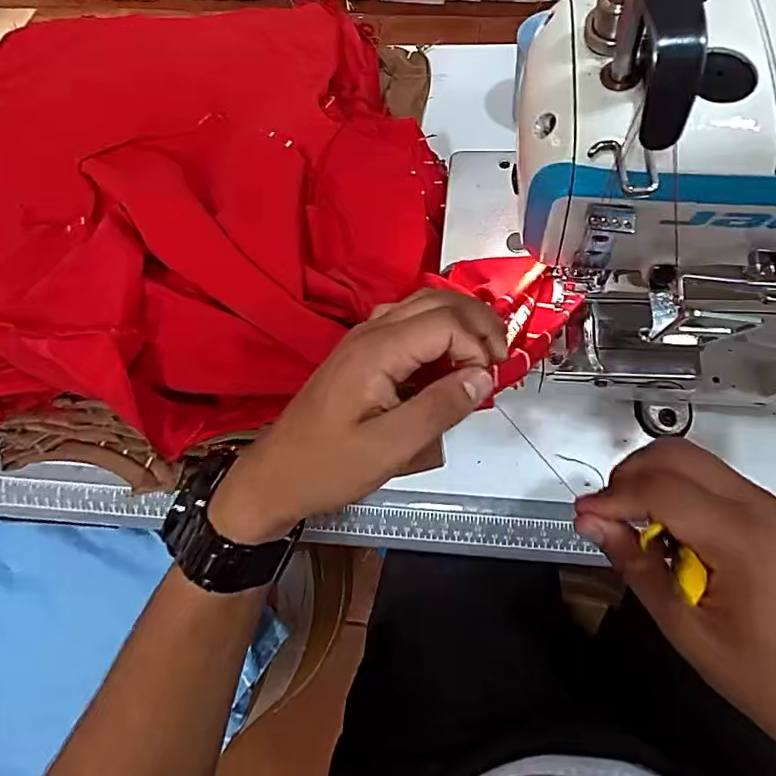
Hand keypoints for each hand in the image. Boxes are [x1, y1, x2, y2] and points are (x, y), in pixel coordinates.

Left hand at [208, 288, 505, 542]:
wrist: (275, 475)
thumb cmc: (326, 466)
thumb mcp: (389, 449)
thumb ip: (439, 409)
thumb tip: (482, 377)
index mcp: (377, 350)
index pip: (445, 322)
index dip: (477, 346)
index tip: (488, 383)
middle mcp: (371, 331)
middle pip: (438, 300)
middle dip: (478, 322)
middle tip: (501, 358)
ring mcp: (365, 336)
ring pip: (425, 304)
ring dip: (462, 321)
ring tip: (485, 354)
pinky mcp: (364, 350)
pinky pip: (411, 322)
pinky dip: (441, 330)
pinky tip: (451, 358)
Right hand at [572, 439, 775, 736]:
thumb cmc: (763, 673)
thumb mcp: (682, 625)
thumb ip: (633, 564)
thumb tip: (594, 523)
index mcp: (743, 537)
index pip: (661, 489)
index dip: (613, 497)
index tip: (584, 513)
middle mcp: (756, 507)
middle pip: (674, 455)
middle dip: (629, 477)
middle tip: (605, 515)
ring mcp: (761, 503)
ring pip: (687, 457)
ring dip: (649, 479)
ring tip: (632, 524)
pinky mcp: (759, 508)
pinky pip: (703, 475)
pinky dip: (671, 488)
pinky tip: (663, 528)